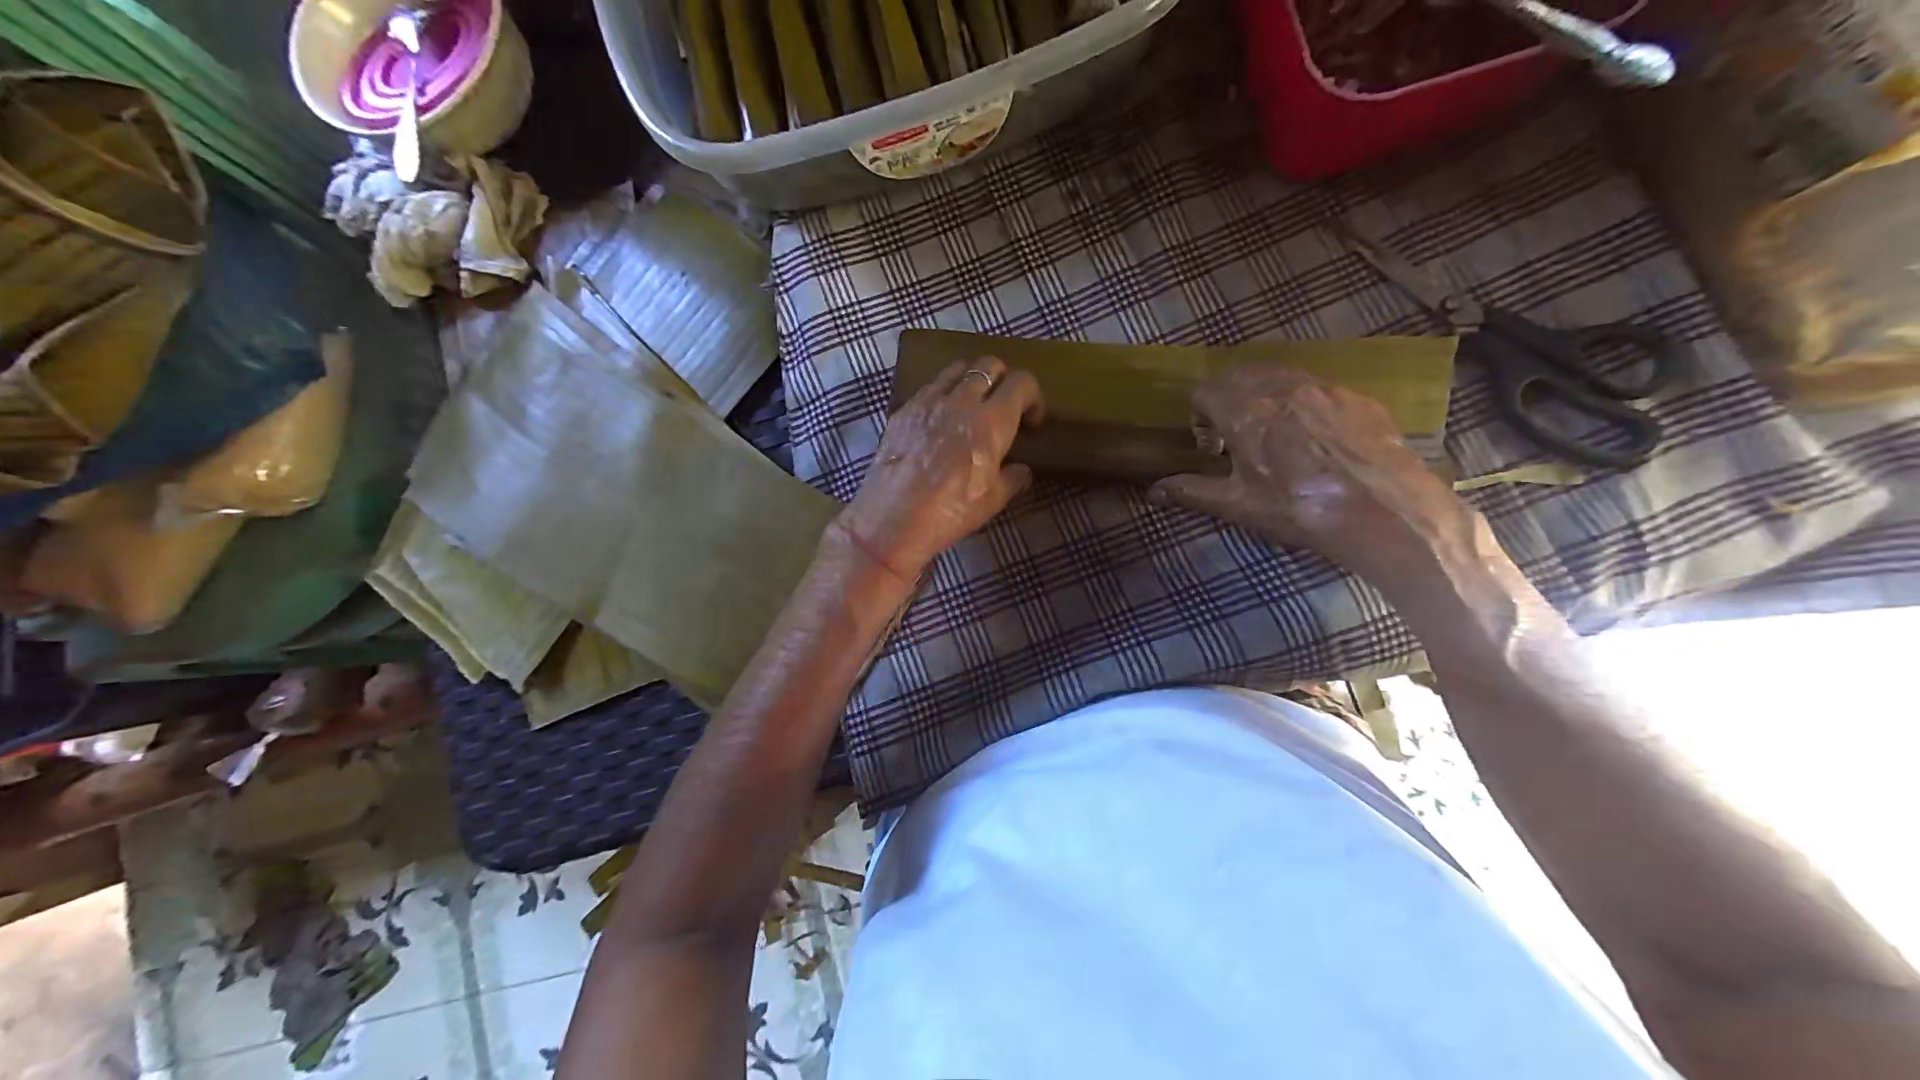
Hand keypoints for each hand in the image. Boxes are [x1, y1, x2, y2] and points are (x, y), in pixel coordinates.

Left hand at [839, 357, 1043, 579]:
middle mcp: (961, 401)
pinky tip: (940, 418)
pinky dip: (943, 392)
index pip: (1021, 383)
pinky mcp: (904, 410)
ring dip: (972, 379)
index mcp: (991, 421)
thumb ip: (1012, 479)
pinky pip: (930, 387)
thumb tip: (1021, 471)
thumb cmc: (949, 512)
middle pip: (989, 364)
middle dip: (1003, 379)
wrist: (891, 518)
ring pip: (957, 369)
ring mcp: (928, 401)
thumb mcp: (991, 501)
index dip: (1033, 396)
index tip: (1030, 420)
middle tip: (1003, 405)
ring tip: (971, 405)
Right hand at [1149, 365, 1479, 584]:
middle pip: (1240, 374)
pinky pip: (1317, 388)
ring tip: (1275, 435)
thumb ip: (1192, 491)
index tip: (1211, 447)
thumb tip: (1153, 491)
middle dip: (1229, 399)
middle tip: (1237, 437)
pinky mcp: (1356, 397)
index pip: (1205, 390)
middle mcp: (1281, 387)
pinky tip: (1316, 441)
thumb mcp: (1239, 505)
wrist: (1384, 512)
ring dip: (1264, 396)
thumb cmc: (1300, 509)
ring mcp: (1323, 388)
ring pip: (1280, 375)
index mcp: (1245, 411)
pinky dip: (1302, 403)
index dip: (1199, 416)